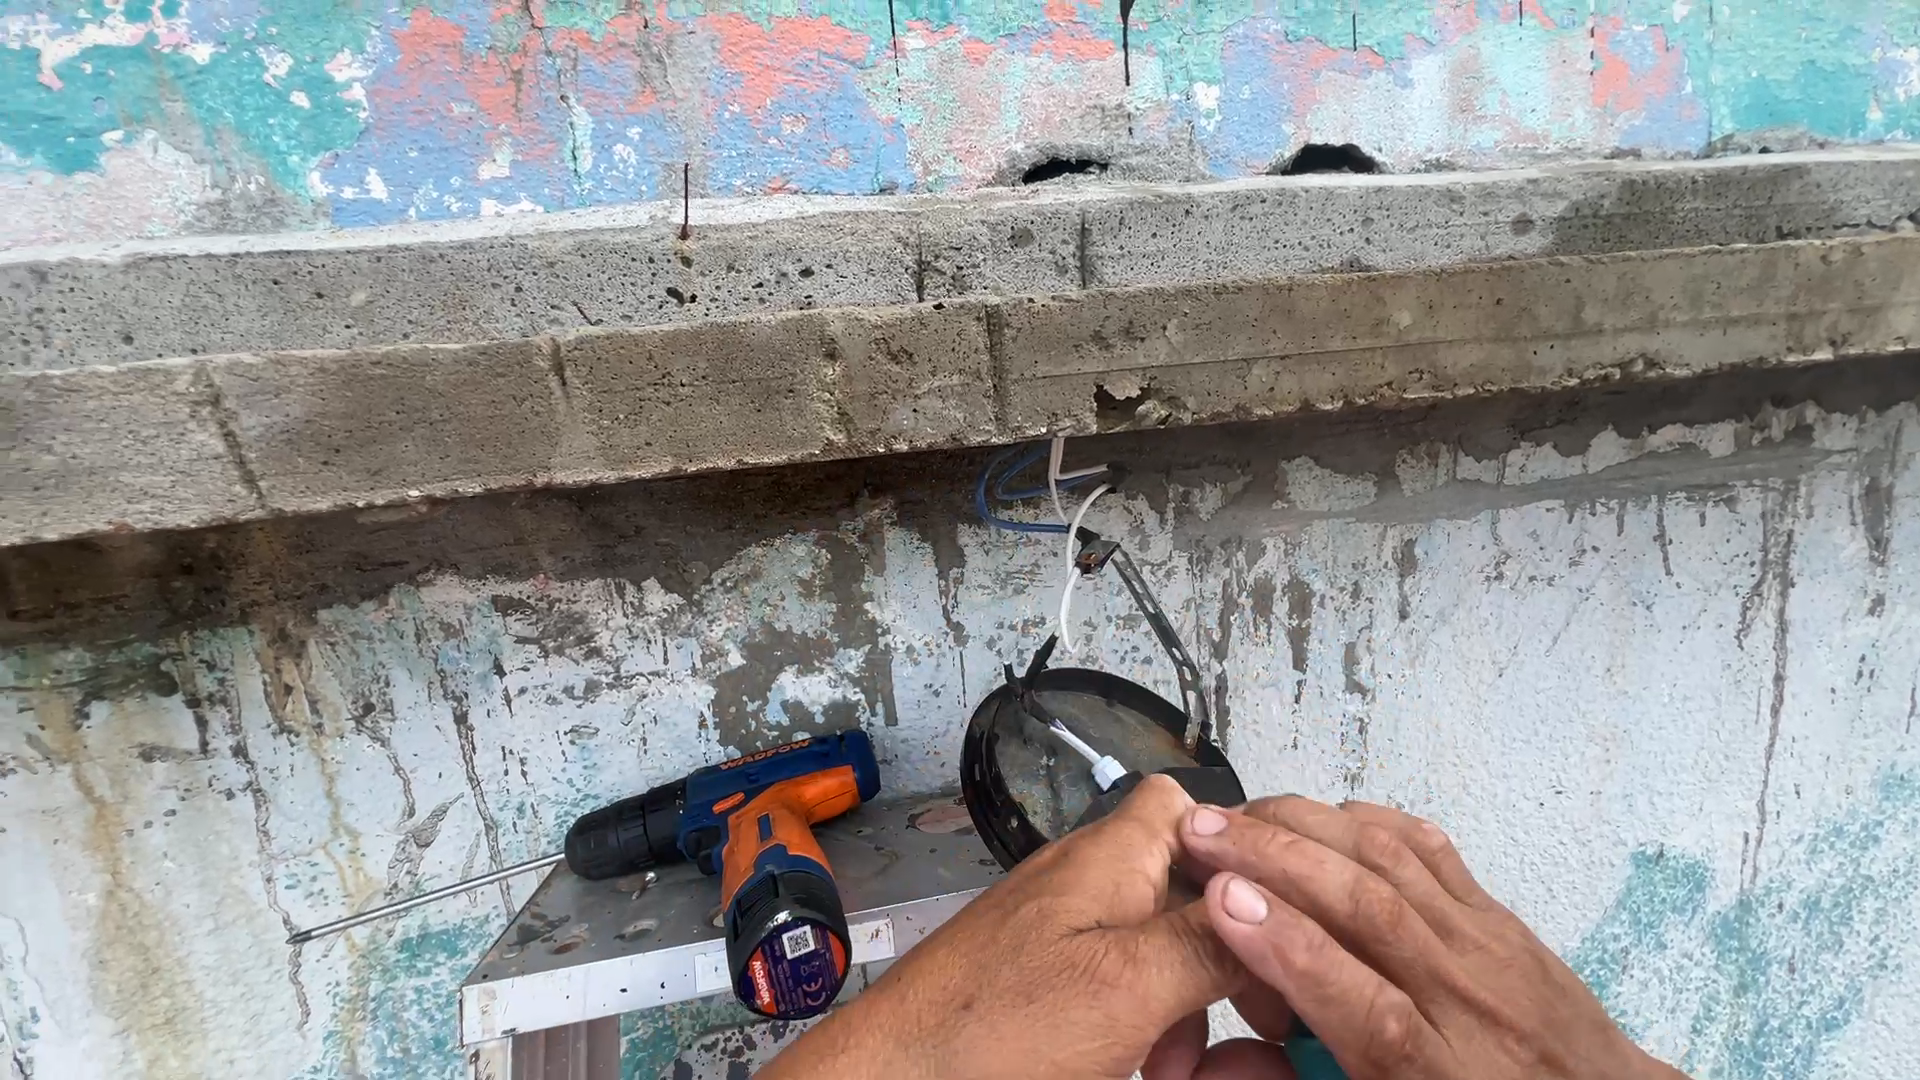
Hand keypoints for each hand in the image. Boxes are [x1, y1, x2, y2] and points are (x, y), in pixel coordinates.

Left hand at [759, 774, 1245, 1079]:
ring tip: (1176, 1062)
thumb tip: (1263, 895)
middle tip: (1240, 1018)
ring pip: (1153, 935)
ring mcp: (1062, 920)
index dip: (1230, 846)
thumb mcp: (1125, 985)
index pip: (1180, 804)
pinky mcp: (1045, 964)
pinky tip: (1141, 1059)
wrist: (904, 1071)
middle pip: (1179, 880)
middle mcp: (1085, 875)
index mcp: (1108, 858)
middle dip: (1217, 945)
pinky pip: (1116, 969)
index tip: (1267, 916)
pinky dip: (1143, 1011)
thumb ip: (1199, 939)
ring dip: (1183, 993)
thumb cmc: (1001, 1021)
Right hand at [1173, 797, 1688, 1079]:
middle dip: (1273, 857)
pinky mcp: (1497, 908)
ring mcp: (1489, 944)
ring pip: (1392, 859)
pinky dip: (1360, 816)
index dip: (1288, 947)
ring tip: (1237, 812)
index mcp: (1442, 1078)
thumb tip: (1201, 1059)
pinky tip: (1313, 813)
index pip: (1367, 1007)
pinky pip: (1426, 843)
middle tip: (1198, 828)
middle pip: (1371, 909)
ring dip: (1302, 822)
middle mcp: (1472, 1003)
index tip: (1218, 898)